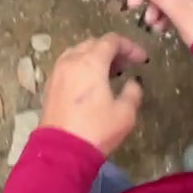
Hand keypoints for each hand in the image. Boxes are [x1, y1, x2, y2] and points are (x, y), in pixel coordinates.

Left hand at [40, 34, 147, 155]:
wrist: (62, 151)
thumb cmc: (96, 130)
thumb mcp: (125, 113)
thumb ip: (133, 92)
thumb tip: (132, 83)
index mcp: (91, 62)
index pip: (112, 41)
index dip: (130, 46)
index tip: (142, 59)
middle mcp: (72, 60)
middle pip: (94, 43)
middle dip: (113, 50)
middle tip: (127, 65)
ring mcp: (58, 71)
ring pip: (79, 52)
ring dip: (96, 56)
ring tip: (110, 72)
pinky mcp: (51, 84)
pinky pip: (68, 64)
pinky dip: (82, 65)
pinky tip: (91, 82)